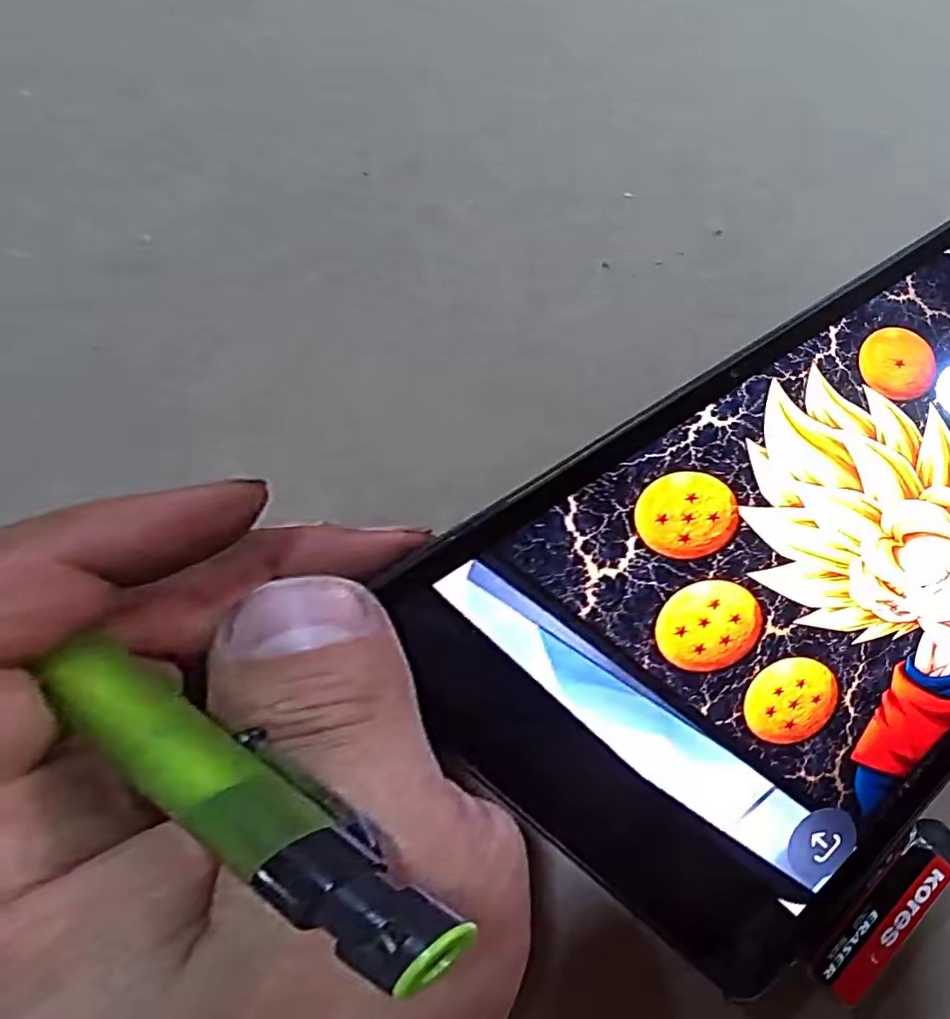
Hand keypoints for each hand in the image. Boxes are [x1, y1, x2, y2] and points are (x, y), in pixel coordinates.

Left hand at [0, 481, 529, 1018]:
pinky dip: (278, 651)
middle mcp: (18, 851)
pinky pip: (199, 705)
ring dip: (259, 607)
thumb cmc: (381, 993)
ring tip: (368, 583)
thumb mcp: (376, 856)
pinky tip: (344, 636)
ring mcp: (94, 836)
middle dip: (224, 578)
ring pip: (141, 671)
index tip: (236, 510)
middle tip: (357, 555)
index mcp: (2, 886)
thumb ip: (337, 729)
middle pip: (64, 655)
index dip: (82, 561)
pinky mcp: (168, 820)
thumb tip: (306, 599)